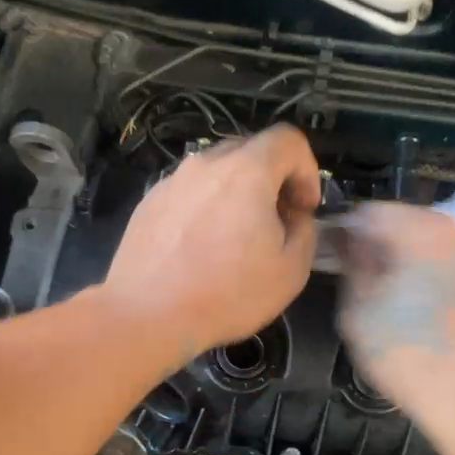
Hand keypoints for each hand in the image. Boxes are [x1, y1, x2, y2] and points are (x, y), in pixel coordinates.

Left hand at [103, 125, 322, 355]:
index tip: (304, 208)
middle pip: (250, 150)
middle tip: (275, 223)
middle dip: (272, 180)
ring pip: (215, 172)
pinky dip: (204, 209)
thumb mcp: (291, 271)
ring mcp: (172, 181)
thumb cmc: (227, 294)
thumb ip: (304, 231)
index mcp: (247, 170)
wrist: (147, 315)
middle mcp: (206, 164)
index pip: (287, 139)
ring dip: (235, 194)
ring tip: (235, 238)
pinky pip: (188, 193)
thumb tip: (293, 216)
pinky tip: (199, 249)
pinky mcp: (148, 203)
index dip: (307, 169)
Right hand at [338, 203, 454, 414]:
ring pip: (444, 258)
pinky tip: (441, 334)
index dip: (348, 233)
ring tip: (404, 316)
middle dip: (387, 252)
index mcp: (421, 231)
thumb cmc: (414, 359)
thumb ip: (353, 272)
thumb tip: (355, 250)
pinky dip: (450, 297)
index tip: (338, 259)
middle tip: (367, 289)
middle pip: (412, 230)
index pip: (371, 212)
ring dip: (420, 274)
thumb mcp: (359, 318)